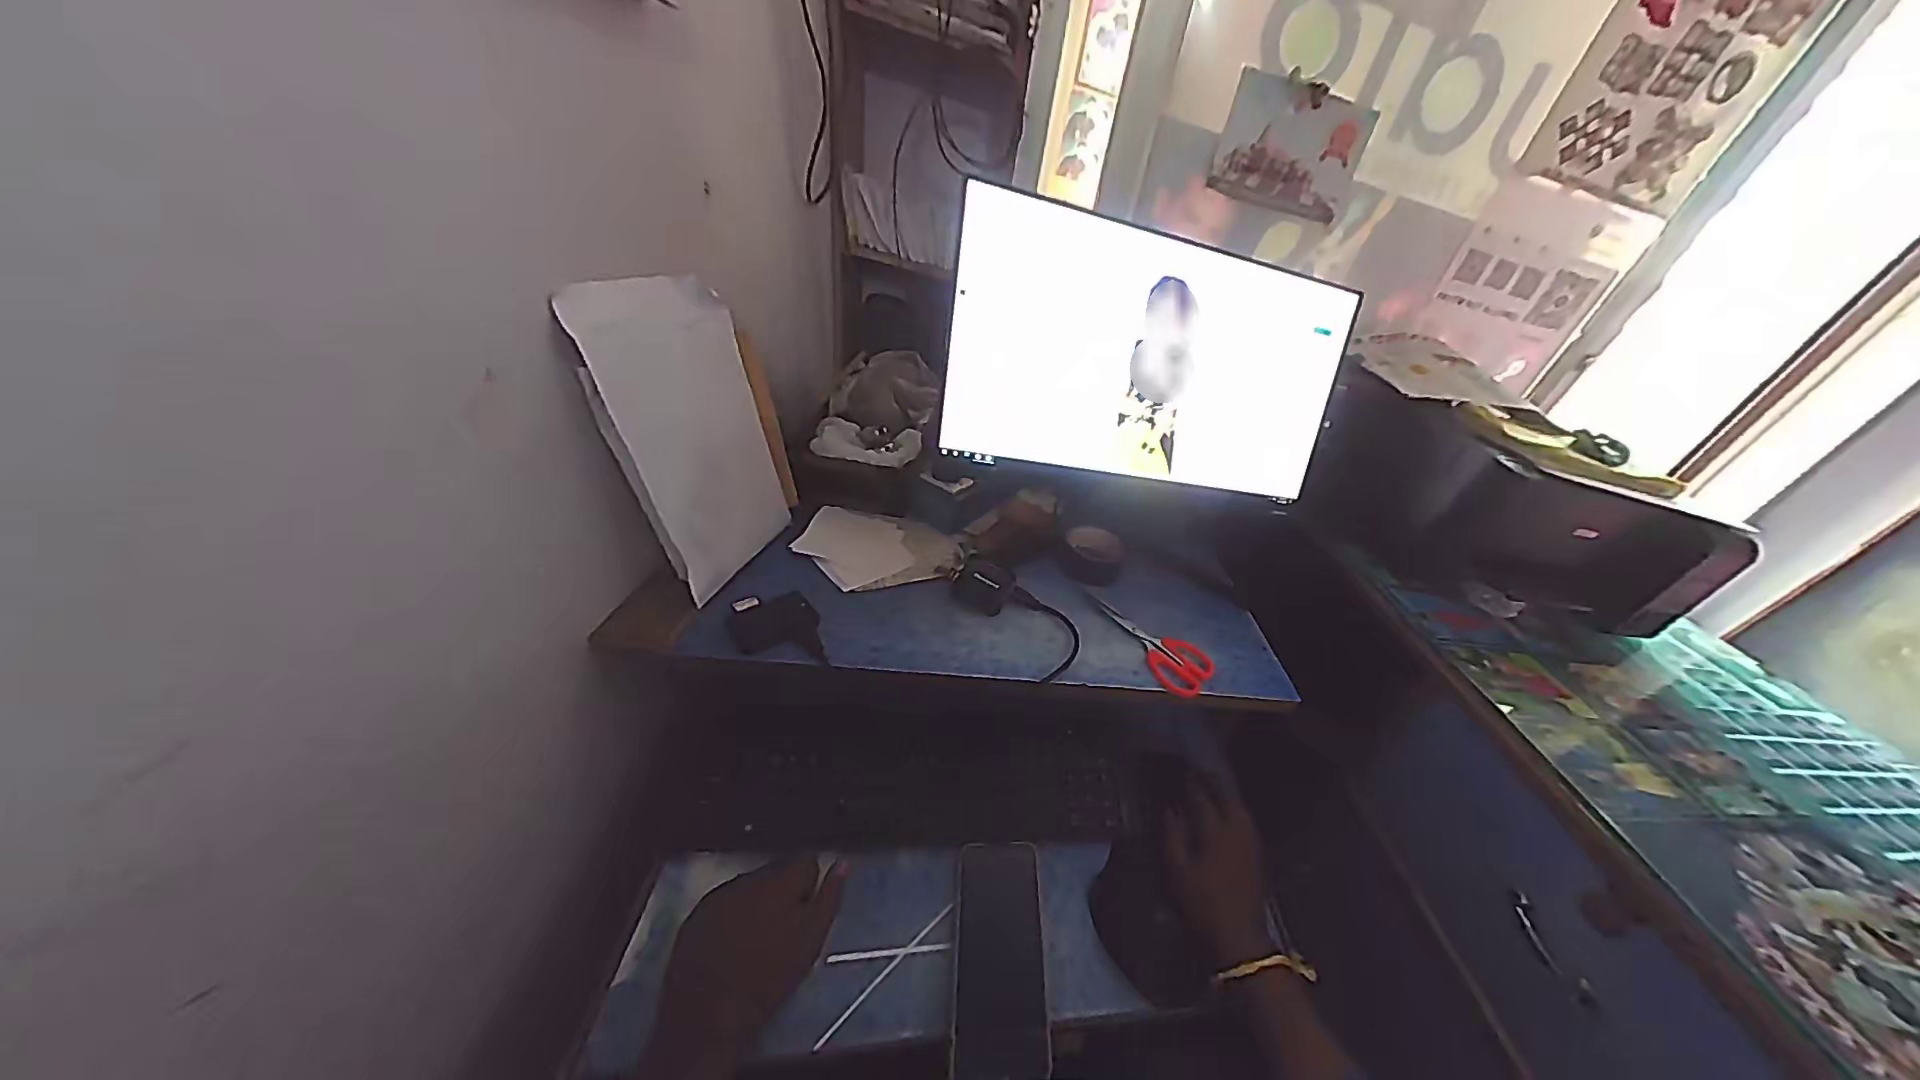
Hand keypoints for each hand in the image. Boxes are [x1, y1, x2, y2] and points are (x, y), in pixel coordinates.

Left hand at [643, 856, 848, 1076]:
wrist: (709, 1012)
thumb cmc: (769, 977)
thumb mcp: (811, 940)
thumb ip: (830, 897)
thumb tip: (843, 863)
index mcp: (782, 880)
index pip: (805, 861)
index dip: (809, 885)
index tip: (806, 909)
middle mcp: (750, 877)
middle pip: (777, 871)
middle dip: (783, 890)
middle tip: (783, 926)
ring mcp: (721, 893)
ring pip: (750, 885)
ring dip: (758, 900)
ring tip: (756, 936)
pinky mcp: (699, 911)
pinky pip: (725, 901)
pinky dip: (733, 913)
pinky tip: (732, 940)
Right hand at [1162, 776, 1270, 966]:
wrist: (1239, 940)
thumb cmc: (1201, 905)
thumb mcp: (1176, 871)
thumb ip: (1172, 835)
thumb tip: (1170, 809)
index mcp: (1215, 832)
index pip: (1201, 798)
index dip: (1190, 782)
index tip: (1179, 770)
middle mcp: (1236, 831)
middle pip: (1226, 797)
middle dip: (1212, 781)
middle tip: (1197, 770)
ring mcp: (1250, 843)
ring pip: (1239, 807)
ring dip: (1225, 793)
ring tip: (1211, 784)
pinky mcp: (1256, 855)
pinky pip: (1245, 820)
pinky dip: (1234, 808)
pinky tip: (1227, 810)